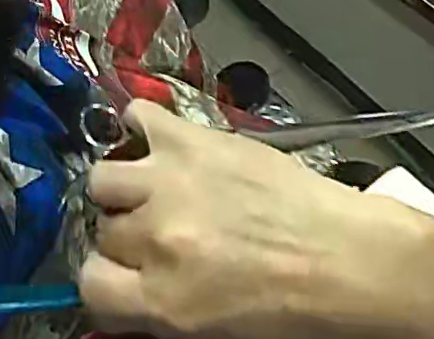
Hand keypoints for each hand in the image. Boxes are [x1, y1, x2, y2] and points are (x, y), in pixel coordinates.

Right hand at [80, 101, 432, 338]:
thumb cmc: (290, 305)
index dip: (105, 275)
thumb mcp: (215, 329)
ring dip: (123, 183)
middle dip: (125, 230)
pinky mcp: (190, 139)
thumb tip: (131, 284)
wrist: (343, 257)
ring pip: (104, 176)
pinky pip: (138, 116)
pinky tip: (154, 137)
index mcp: (164, 300)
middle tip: (154, 226)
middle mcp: (157, 237)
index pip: (91, 284)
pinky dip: (139, 124)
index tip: (121, 267)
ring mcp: (170, 181)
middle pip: (103, 228)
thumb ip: (161, 305)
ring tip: (151, 184)